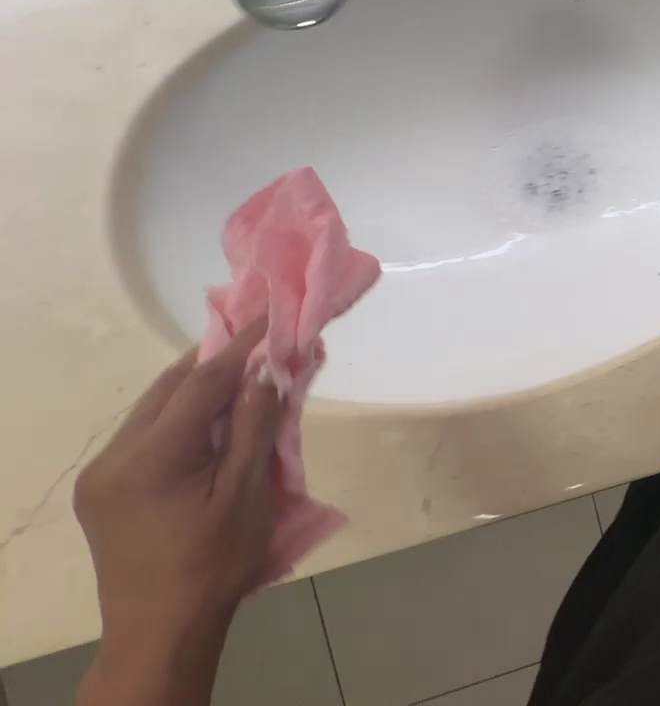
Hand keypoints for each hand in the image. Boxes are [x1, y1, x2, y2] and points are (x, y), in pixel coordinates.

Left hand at [75, 320, 284, 639]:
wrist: (163, 624)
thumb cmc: (217, 556)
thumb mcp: (248, 489)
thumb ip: (254, 425)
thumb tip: (266, 372)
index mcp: (150, 458)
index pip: (202, 383)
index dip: (240, 346)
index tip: (272, 316)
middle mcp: (114, 459)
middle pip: (170, 389)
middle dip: (217, 357)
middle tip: (262, 333)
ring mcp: (104, 475)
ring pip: (156, 408)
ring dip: (202, 384)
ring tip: (249, 367)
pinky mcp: (108, 489)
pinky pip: (150, 432)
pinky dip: (188, 412)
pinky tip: (220, 411)